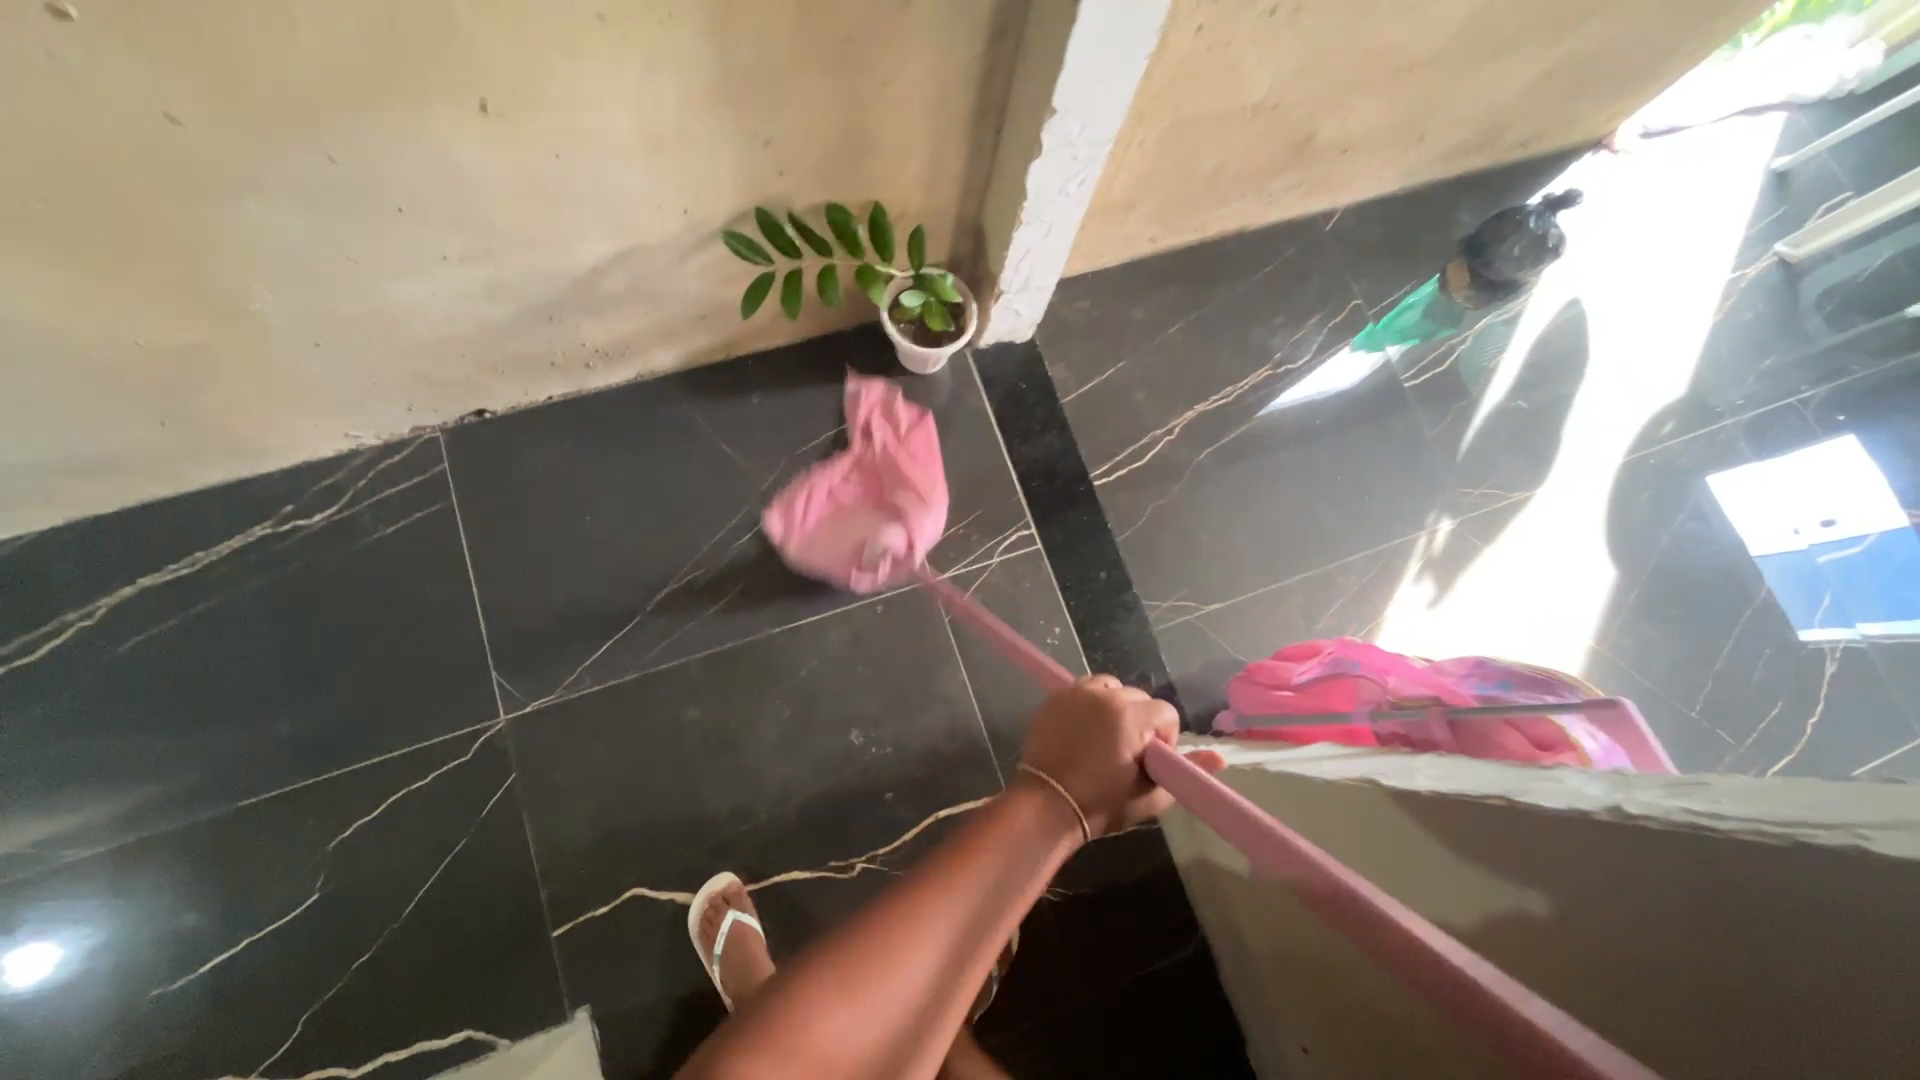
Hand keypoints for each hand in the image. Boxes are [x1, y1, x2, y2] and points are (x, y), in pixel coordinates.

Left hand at [1019, 675, 1226, 838]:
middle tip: (1127, 753)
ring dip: (1115, 707)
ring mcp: (1077, 693)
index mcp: (1132, 716)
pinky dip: (1089, 703)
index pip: (1165, 712)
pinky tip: (1084, 729)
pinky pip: (1083, 689)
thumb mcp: (1151, 795)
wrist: (1048, 803)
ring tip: (1106, 737)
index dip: (1165, 737)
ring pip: (1110, 688)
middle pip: (1138, 697)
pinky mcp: (1055, 697)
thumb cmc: (1102, 804)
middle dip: (1140, 721)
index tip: (1151, 761)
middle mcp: (1106, 696)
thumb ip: (1186, 772)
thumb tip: (1220, 758)